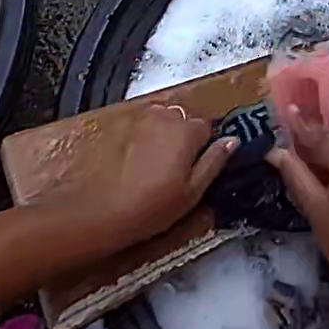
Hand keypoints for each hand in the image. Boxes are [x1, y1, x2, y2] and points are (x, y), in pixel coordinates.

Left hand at [91, 104, 235, 245]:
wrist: (97, 212)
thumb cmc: (150, 207)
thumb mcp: (192, 192)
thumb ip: (214, 161)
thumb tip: (232, 141)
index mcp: (188, 131)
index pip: (208, 128)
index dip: (204, 148)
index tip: (195, 167)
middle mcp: (165, 116)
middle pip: (184, 120)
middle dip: (184, 138)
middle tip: (175, 170)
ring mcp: (139, 118)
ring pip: (162, 120)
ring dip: (163, 135)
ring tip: (154, 166)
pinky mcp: (118, 126)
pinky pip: (140, 126)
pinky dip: (142, 138)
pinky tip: (135, 162)